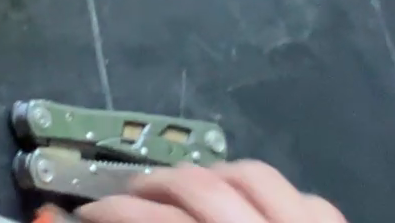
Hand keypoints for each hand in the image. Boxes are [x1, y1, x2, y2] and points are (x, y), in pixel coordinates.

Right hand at [78, 162, 345, 222]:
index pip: (157, 222)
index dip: (112, 213)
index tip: (86, 214)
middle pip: (200, 186)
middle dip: (151, 185)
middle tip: (122, 199)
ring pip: (253, 176)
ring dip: (207, 177)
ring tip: (179, 192)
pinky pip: (308, 200)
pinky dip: (271, 196)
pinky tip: (246, 209)